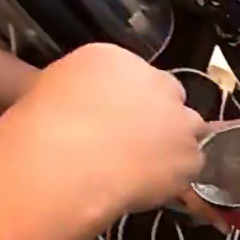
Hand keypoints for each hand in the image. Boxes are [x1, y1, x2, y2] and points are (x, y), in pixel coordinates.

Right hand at [0, 44, 206, 228]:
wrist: (66, 162)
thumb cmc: (45, 124)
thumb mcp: (59, 86)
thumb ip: (96, 89)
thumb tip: (107, 104)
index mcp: (119, 59)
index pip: (143, 76)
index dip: (139, 99)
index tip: (127, 116)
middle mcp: (159, 84)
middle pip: (174, 99)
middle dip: (164, 116)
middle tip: (143, 139)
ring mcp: (182, 121)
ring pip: (192, 130)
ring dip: (177, 142)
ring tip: (150, 161)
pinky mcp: (193, 155)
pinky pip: (193, 164)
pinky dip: (179, 171)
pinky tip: (154, 180)